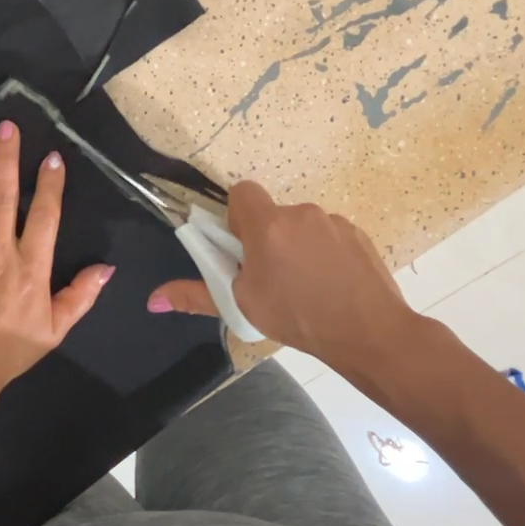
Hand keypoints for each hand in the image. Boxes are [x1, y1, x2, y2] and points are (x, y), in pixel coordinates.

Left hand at [0, 120, 114, 404]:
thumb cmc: (10, 349)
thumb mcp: (56, 329)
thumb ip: (81, 296)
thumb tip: (107, 267)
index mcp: (30, 267)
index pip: (44, 215)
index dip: (50, 184)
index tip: (52, 156)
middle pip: (4, 196)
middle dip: (7, 158)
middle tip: (8, 126)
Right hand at [146, 181, 434, 374]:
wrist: (372, 333)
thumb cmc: (298, 317)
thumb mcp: (241, 306)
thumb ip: (195, 296)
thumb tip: (152, 300)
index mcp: (267, 225)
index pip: (242, 192)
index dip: (237, 216)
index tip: (241, 247)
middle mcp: (300, 214)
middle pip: (271, 214)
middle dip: (266, 238)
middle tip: (270, 276)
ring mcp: (334, 222)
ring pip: (301, 226)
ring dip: (296, 246)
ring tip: (304, 286)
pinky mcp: (360, 235)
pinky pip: (329, 236)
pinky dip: (325, 254)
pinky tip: (331, 286)